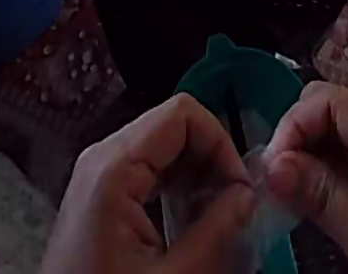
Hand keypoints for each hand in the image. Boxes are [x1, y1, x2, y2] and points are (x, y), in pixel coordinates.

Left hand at [40, 94, 257, 273]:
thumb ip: (215, 233)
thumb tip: (248, 196)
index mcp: (114, 166)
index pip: (182, 114)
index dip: (220, 142)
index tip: (241, 187)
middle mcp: (104, 156)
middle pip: (173, 126)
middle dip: (212, 158)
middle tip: (236, 204)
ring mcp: (100, 173)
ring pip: (165, 146)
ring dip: (199, 173)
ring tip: (219, 216)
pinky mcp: (102, 193)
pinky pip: (150, 169)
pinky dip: (178, 186)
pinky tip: (193, 221)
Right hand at [262, 82, 347, 273]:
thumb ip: (324, 198)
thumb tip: (272, 165)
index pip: (329, 100)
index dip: (294, 124)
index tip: (272, 167)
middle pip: (327, 110)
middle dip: (296, 138)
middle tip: (275, 183)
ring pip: (328, 134)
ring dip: (302, 157)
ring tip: (283, 194)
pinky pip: (339, 159)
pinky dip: (316, 174)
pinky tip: (303, 200)